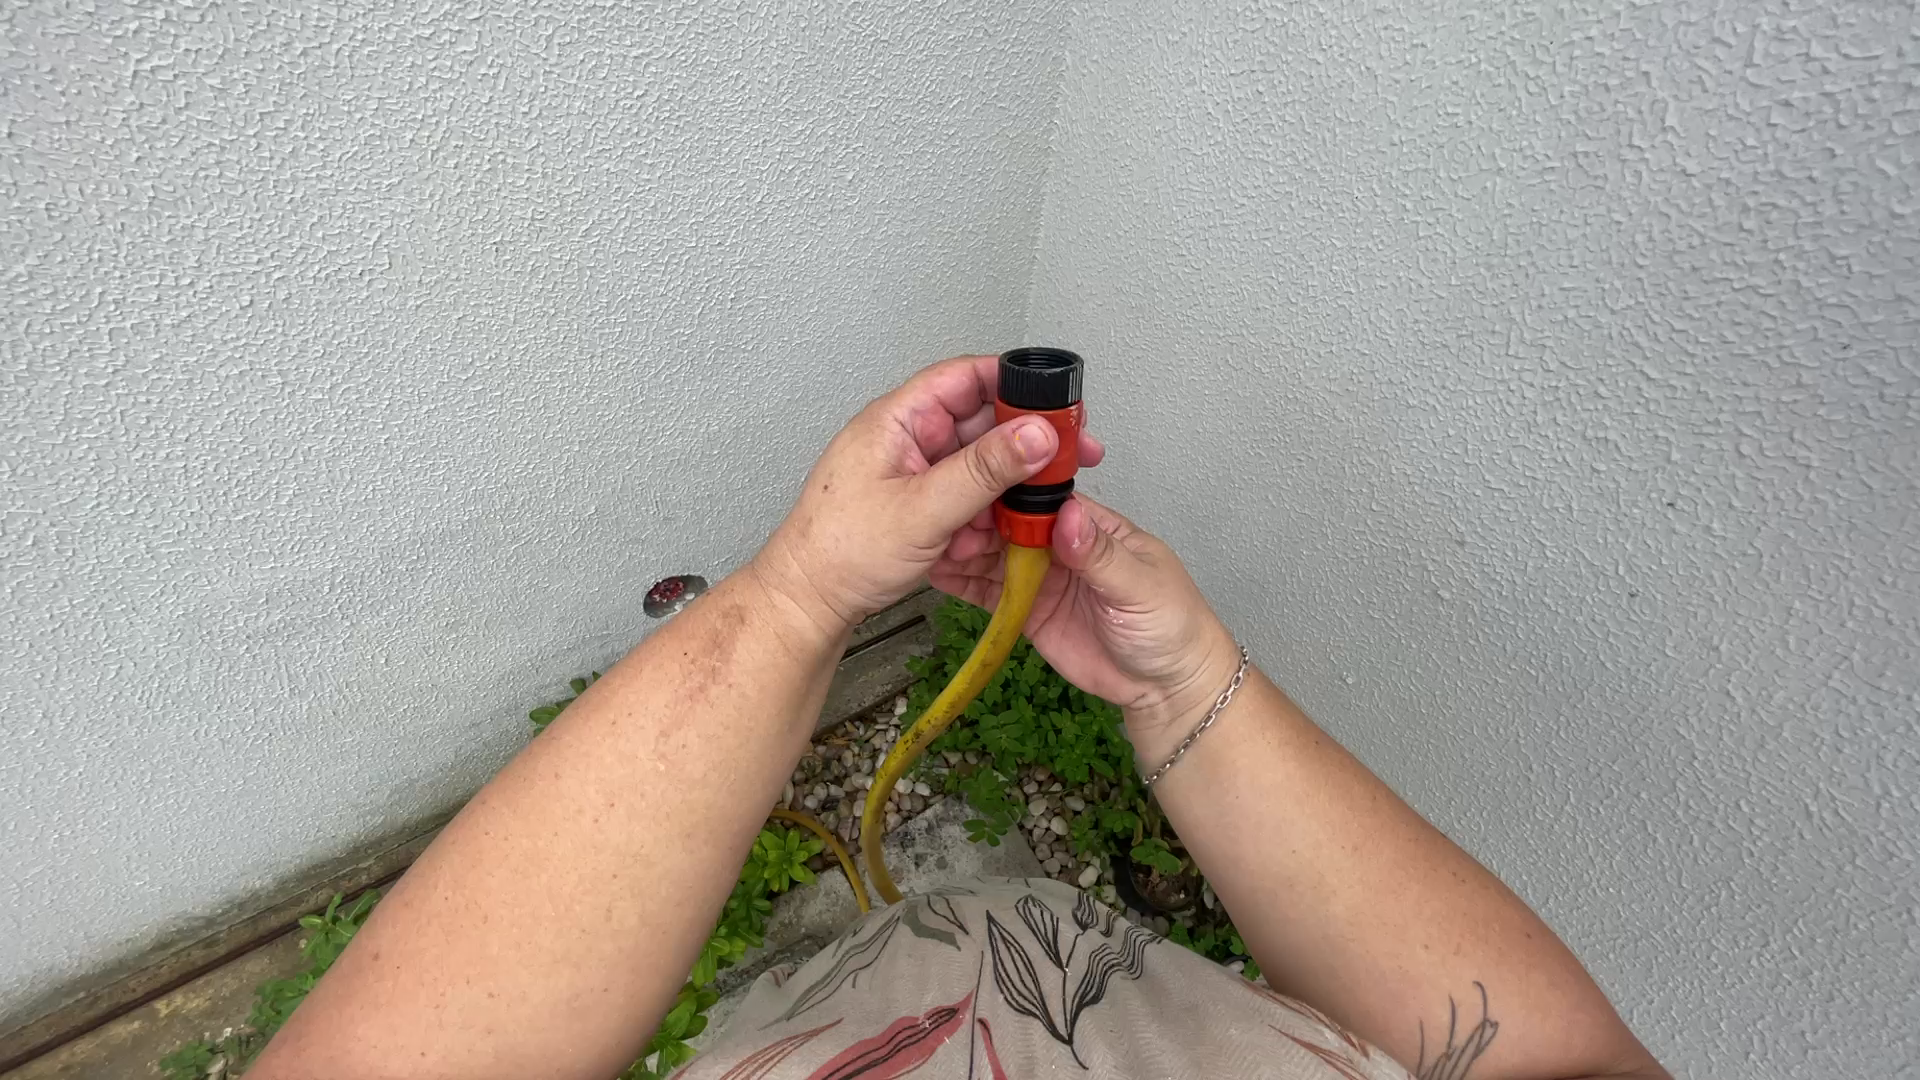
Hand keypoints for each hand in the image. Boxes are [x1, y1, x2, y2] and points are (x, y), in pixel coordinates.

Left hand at [753, 355, 1105, 632]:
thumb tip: (1036, 435)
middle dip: (1020, 449)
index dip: (1016, 385)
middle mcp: (911, 437)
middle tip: (1059, 468)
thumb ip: (984, 471)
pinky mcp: (922, 499)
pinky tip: (975, 540)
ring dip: (1001, 493)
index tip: (1058, 406)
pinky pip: (968, 494)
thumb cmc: (840, 551)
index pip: (966, 377)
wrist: (812, 601)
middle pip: (982, 423)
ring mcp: (917, 469)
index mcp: (899, 419)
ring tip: (1005, 523)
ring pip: (981, 464)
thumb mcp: (923, 509)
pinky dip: (982, 516)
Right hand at [929, 494, 1240, 751]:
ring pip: (993, 555)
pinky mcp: (1026, 610)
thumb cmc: (1169, 626)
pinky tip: (937, 575)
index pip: (1044, 501)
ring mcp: (1041, 578)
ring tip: (933, 548)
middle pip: (1010, 525)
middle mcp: (1060, 546)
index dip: (1010, 497)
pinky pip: (990, 592)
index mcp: (1091, 526)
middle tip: (947, 528)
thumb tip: (1067, 515)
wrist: (1163, 688)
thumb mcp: (1139, 586)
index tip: (978, 494)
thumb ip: (1100, 555)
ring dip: (964, 551)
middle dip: (979, 524)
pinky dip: (963, 583)